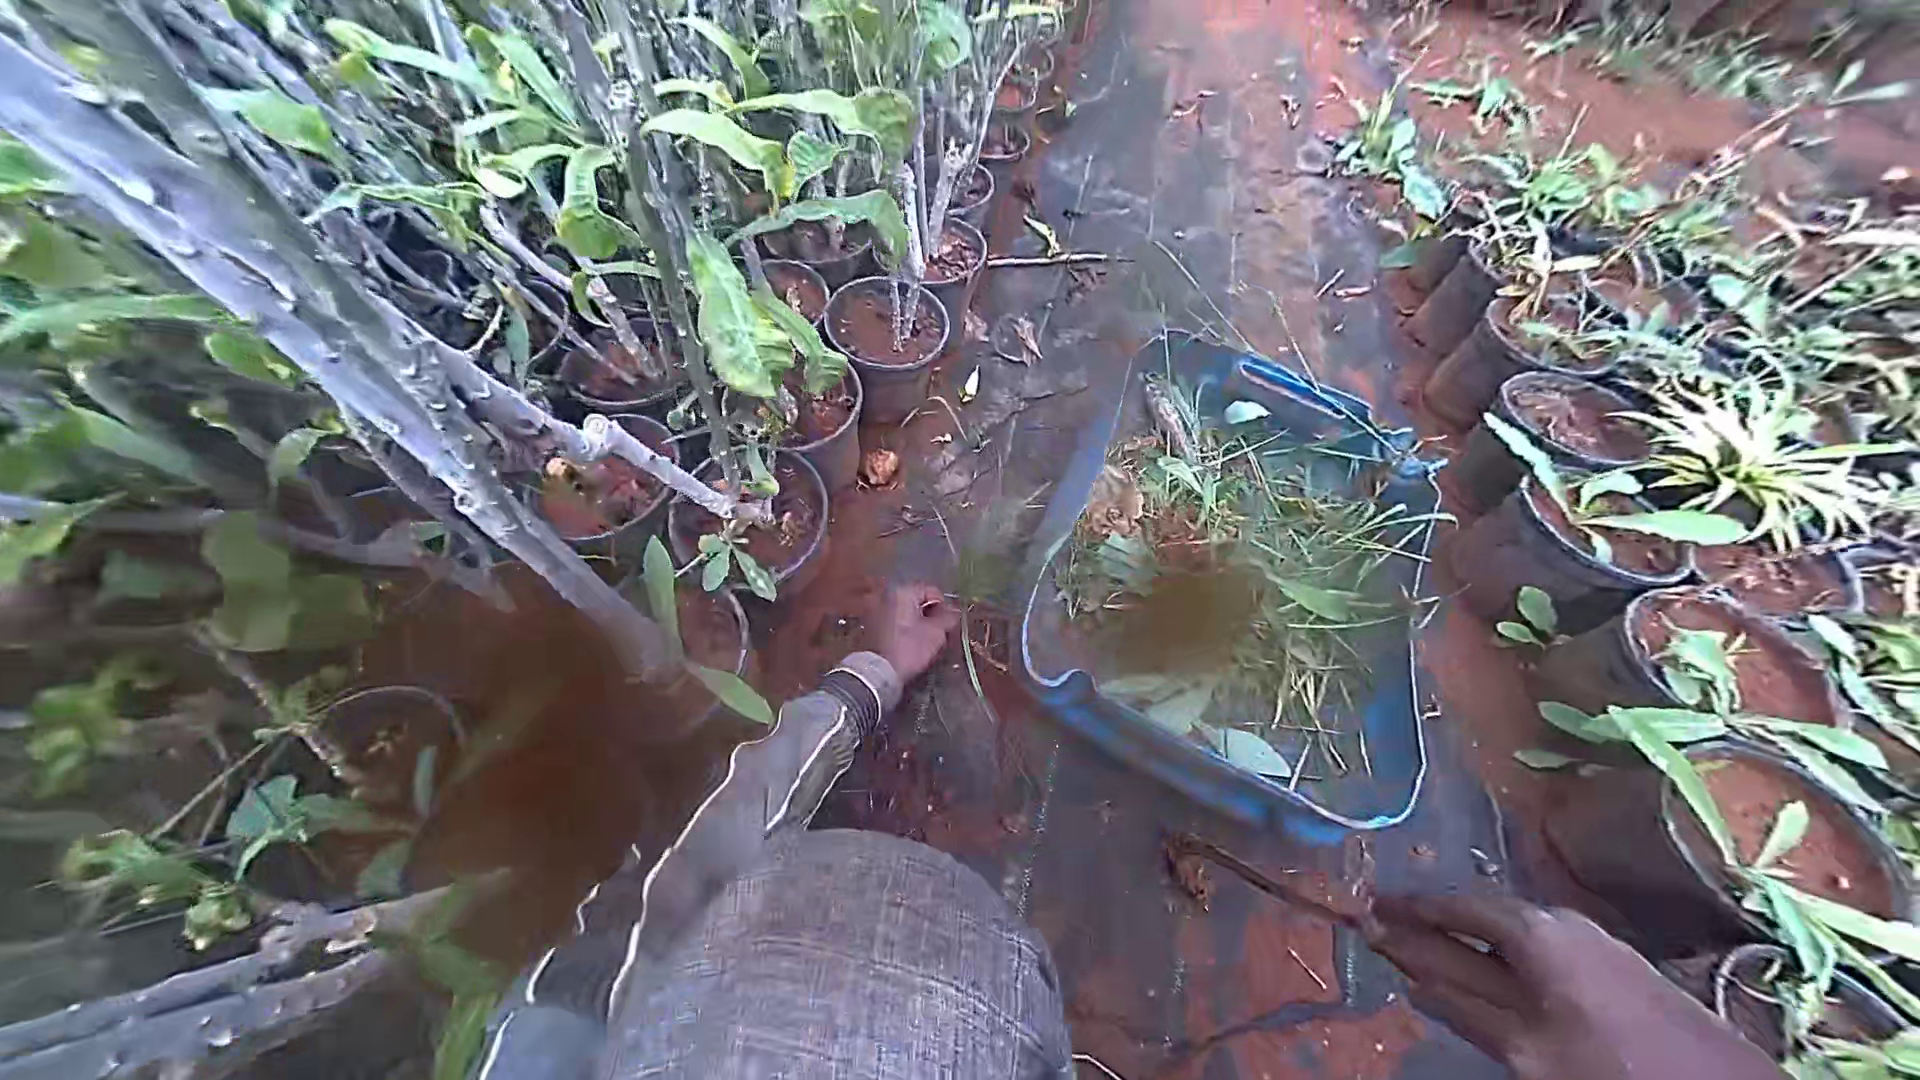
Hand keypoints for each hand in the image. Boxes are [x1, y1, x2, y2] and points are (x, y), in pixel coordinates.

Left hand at [874, 583, 959, 682]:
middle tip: (938, 630)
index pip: (931, 590)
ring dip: (917, 619)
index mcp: (902, 591)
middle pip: (916, 599)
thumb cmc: (910, 648)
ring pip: (905, 610)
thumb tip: (954, 611)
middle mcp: (886, 594)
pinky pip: (894, 619)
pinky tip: (909, 640)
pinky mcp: (870, 624)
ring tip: (925, 637)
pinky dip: (904, 626)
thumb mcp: (936, 632)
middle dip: (929, 612)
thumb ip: (948, 617)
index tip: (947, 622)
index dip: (943, 605)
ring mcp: (875, 609)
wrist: (879, 672)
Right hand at [1364, 895, 1784, 1079]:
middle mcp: (1559, 920)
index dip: (1405, 907)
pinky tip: (1497, 974)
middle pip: (1478, 912)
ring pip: (1510, 930)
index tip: (1367, 905)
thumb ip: (1463, 1006)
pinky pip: (1542, 946)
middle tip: (1392, 925)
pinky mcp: (1620, 968)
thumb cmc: (1615, 1071)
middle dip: (1434, 920)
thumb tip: (1407, 974)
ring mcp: (1595, 942)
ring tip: (1435, 949)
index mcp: (1532, 928)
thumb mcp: (1528, 1049)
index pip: (1450, 905)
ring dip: (1468, 938)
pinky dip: (1505, 954)